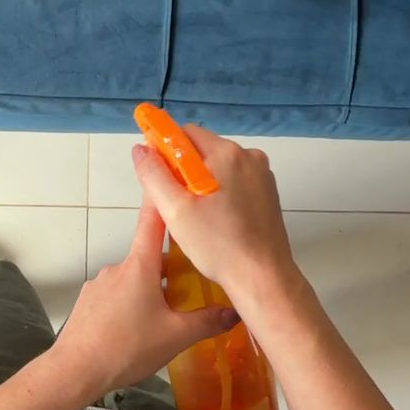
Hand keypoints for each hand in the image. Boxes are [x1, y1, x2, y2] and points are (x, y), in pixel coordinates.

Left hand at [48, 203, 239, 396]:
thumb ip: (207, 322)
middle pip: (149, 260)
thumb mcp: (175, 336)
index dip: (162, 199)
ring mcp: (99, 285)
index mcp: (139, 266)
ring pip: (133, 283)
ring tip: (162, 324)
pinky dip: (129, 309)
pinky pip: (116, 299)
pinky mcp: (87, 304)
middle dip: (168, 274)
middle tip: (190, 294)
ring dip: (149, 295)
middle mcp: (117, 268)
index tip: (167, 176)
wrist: (75, 370)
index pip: (153, 221)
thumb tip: (235, 313)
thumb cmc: (127, 347)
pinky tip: (135, 334)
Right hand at [131, 126, 299, 307]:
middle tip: (176, 205)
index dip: (165, 151)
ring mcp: (263, 174)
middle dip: (184, 171)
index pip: (185, 134)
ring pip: (219, 167)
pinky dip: (221, 193)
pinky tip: (217, 220)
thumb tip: (140, 149)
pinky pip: (235, 182)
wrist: (261, 275)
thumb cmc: (216, 244)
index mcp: (226, 153)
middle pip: (203, 150)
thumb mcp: (174, 210)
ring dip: (202, 183)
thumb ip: (153, 175)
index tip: (157, 177)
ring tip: (197, 217)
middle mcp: (249, 156)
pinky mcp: (269, 193)